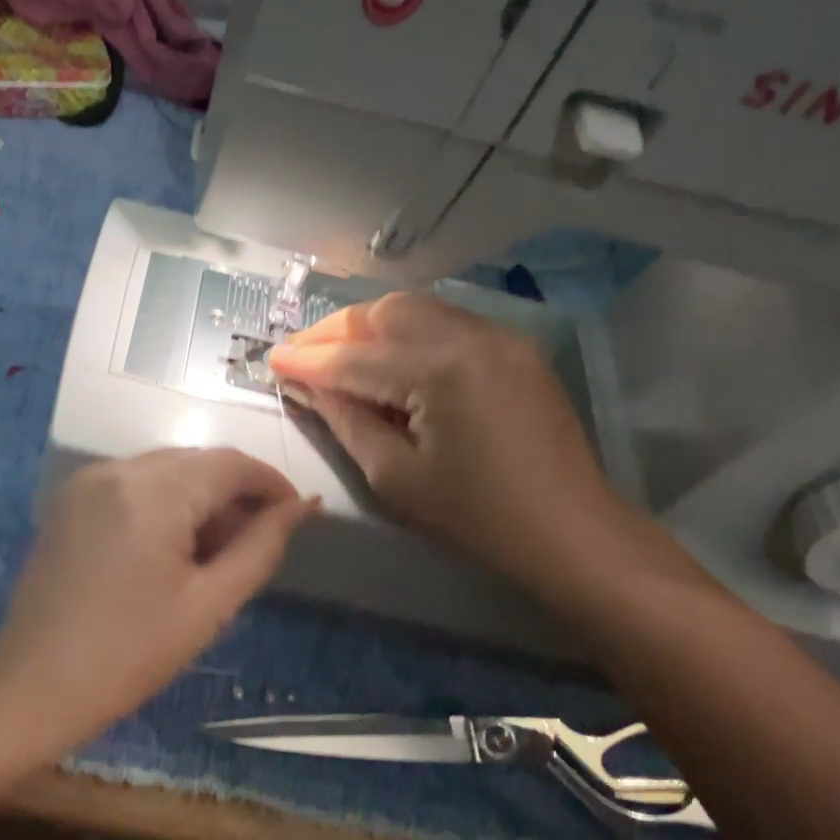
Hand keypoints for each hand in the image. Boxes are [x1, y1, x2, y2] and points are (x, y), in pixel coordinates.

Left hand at [0, 449, 314, 754]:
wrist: (36, 682)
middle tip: (256, 542)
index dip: (270, 482)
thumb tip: (302, 505)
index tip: (297, 513)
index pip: (229, 463)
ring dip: (198, 497)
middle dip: (233, 492)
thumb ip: (261, 546)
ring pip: (162, 470)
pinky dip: (161, 503)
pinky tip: (170, 548)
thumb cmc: (130, 653)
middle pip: (194, 461)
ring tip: (214, 554)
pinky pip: (130, 484)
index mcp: (151, 492)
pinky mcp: (68, 501)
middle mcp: (115, 470)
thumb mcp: (209, 603)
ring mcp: (85, 482)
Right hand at [266, 293, 639, 594]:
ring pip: (418, 309)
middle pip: (386, 311)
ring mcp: (500, 338)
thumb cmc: (474, 516)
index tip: (270, 359)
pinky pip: (448, 323)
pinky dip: (408, 333)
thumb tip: (309, 388)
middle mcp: (471, 337)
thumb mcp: (394, 476)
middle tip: (300, 354)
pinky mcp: (516, 350)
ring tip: (336, 354)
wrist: (569, 530)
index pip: (354, 357)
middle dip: (335, 330)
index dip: (307, 360)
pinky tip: (388, 361)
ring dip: (371, 326)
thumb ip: (347, 422)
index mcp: (439, 371)